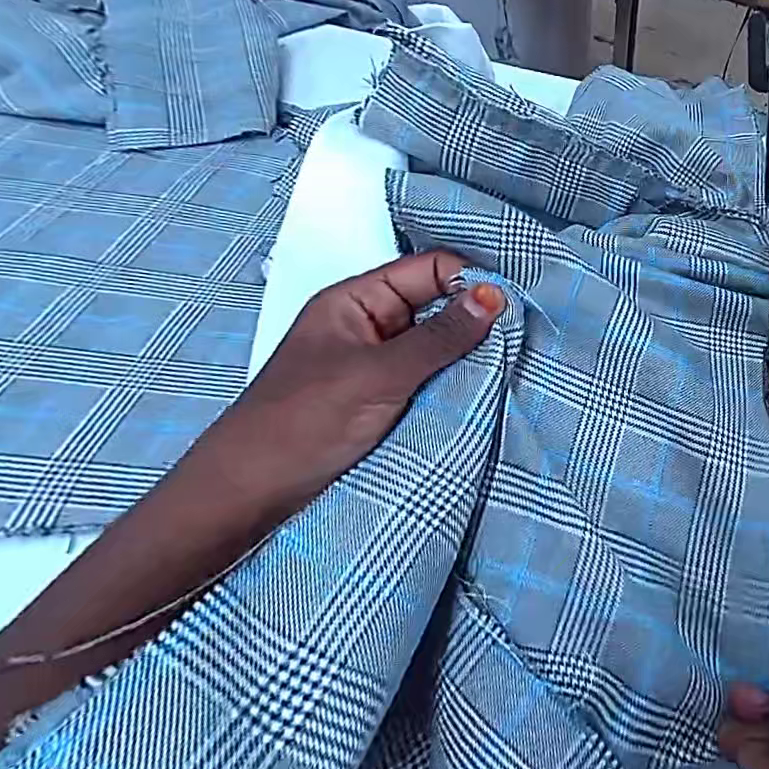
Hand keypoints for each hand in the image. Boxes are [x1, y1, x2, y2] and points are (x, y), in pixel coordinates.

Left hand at [192, 250, 503, 513]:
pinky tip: (486, 388)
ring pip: (437, 344)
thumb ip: (439, 337)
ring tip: (513, 362)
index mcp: (357, 300)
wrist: (247, 498)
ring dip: (468, 353)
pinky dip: (457, 381)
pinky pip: (431, 377)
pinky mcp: (387, 398)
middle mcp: (371, 324)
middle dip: (475, 317)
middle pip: (436, 305)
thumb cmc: (301, 424)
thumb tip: (494, 295)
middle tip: (522, 336)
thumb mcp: (377, 375)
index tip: (511, 306)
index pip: (427, 270)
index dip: (469, 280)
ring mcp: (379, 363)